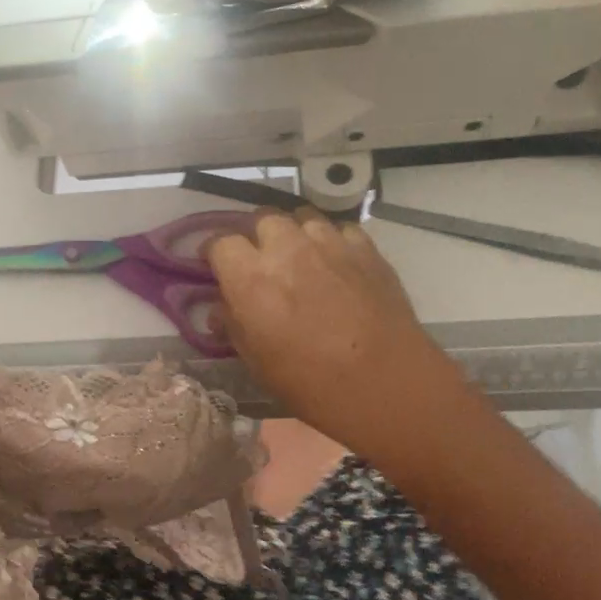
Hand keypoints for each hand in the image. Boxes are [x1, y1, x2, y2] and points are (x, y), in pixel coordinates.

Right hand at [207, 208, 469, 460]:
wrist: (385, 382)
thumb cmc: (311, 382)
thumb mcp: (258, 363)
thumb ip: (234, 327)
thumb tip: (220, 310)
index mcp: (251, 277)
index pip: (221, 243)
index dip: (215, 254)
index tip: (216, 266)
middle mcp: (287, 248)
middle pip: (262, 219)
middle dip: (256, 235)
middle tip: (261, 260)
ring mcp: (330, 243)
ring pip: (303, 217)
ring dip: (295, 232)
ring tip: (299, 255)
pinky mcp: (366, 248)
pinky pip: (340, 230)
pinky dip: (332, 241)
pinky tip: (336, 263)